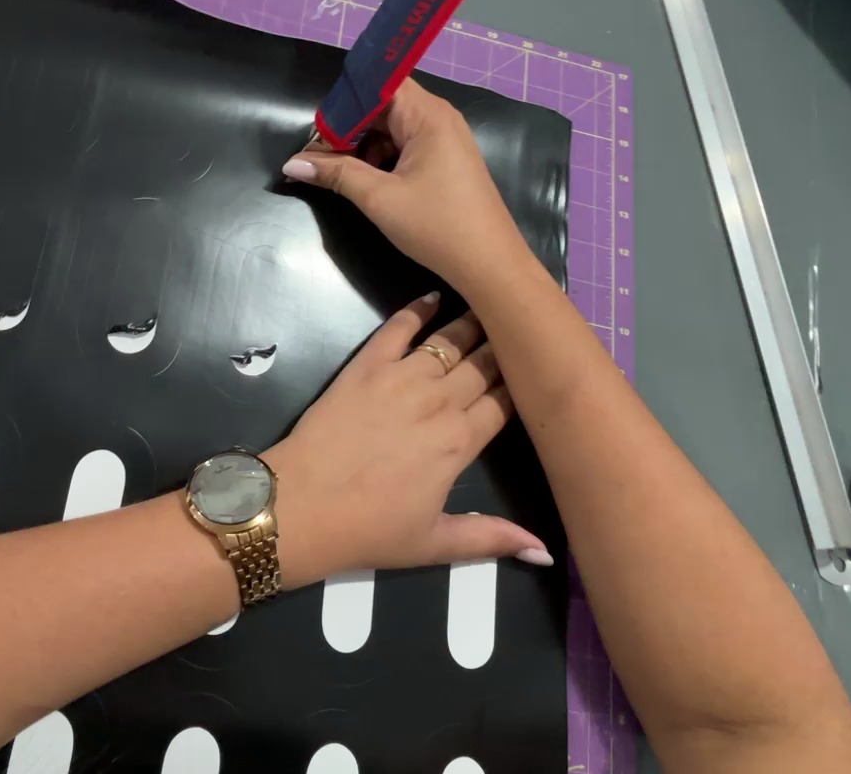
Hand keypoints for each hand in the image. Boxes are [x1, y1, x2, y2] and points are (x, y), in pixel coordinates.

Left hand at [262, 291, 550, 587]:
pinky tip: (434, 297)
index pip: (505, 400)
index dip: (524, 382)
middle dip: (505, 345)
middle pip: (483, 363)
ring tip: (490, 305)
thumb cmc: (370, 528)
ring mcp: (401, 377)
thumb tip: (546, 553)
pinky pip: (398, 328)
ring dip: (472, 322)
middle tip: (521, 327)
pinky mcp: (366, 365)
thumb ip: (492, 539)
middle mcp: (439, 401)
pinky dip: (417, 309)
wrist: (304, 504)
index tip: (539, 366)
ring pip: (448, 340)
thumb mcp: (436, 544)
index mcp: (461, 441)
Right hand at [283, 79, 532, 295]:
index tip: (318, 129)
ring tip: (337, 174)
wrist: (490, 265)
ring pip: (391, 129)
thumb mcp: (379, 198)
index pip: (379, 84)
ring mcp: (444, 140)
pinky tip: (365, 182)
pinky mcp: (445, 161)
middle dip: (349, 129)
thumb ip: (335, 174)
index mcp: (427, 115)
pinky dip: (381, 160)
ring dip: (363, 148)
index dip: (346, 101)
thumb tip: (292, 164)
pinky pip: (405, 146)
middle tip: (319, 157)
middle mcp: (438, 118)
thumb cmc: (437, 226)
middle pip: (382, 106)